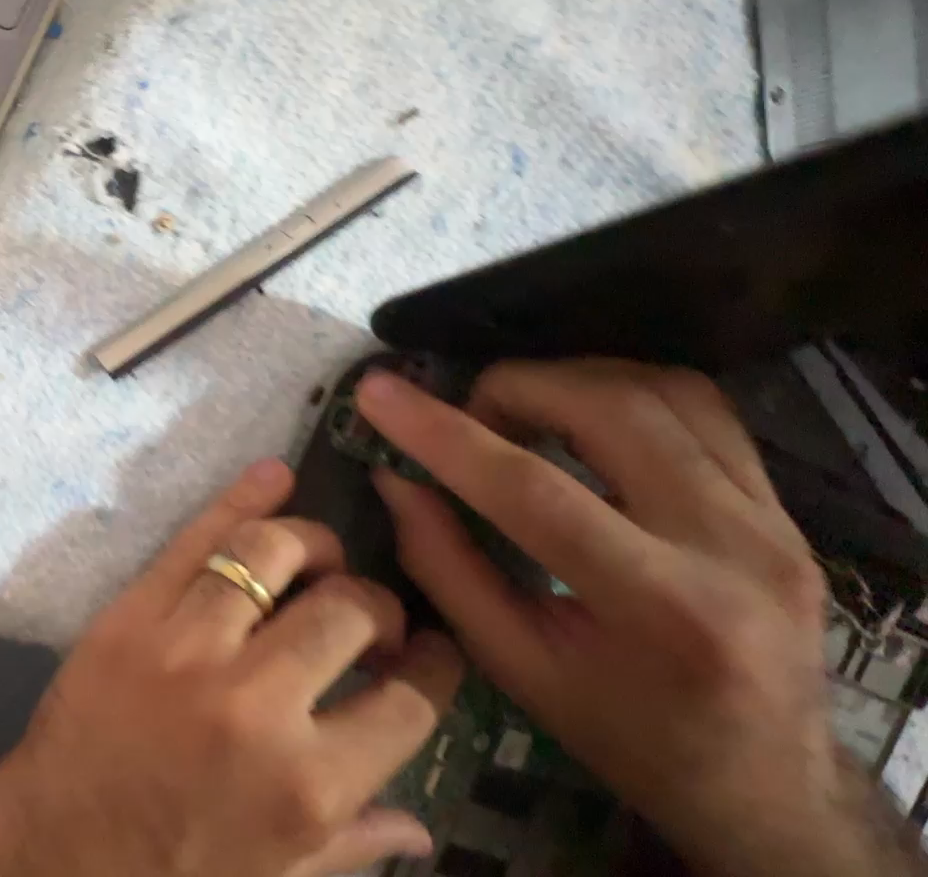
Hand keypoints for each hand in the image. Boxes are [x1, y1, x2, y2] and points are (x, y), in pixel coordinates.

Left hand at [0, 459, 464, 876]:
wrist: (52, 844)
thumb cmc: (170, 868)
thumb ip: (353, 846)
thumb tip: (424, 828)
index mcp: (309, 784)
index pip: (408, 701)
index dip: (434, 664)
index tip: (431, 648)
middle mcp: (258, 703)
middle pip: (348, 610)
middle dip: (376, 602)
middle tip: (365, 610)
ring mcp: (188, 647)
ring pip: (271, 554)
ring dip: (311, 543)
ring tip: (319, 555)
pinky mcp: (132, 613)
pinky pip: (193, 541)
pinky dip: (239, 500)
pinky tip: (272, 476)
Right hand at [356, 359, 919, 876]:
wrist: (764, 779)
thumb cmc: (619, 729)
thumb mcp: (509, 662)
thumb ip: (442, 564)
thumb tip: (392, 476)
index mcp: (661, 608)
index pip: (531, 489)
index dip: (441, 433)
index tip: (377, 393)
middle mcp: (734, 548)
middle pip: (609, 409)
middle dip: (511, 390)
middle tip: (464, 420)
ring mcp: (772, 519)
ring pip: (660, 389)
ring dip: (564, 381)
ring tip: (514, 417)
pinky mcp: (782, 503)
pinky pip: (698, 406)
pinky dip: (618, 390)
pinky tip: (575, 419)